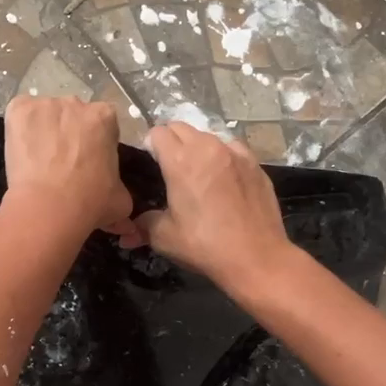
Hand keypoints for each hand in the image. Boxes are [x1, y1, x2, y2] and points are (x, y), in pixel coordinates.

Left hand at [1, 95, 134, 236]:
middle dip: (68, 133)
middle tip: (62, 161)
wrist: (49, 208)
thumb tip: (119, 206)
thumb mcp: (120, 199)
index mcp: (105, 117)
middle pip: (72, 115)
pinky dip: (18, 128)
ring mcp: (45, 104)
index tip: (87, 159)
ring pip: (44, 114)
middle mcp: (76, 103)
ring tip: (38, 160)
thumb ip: (120, 189)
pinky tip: (21, 151)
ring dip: (43, 130)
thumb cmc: (90, 203)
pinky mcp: (19, 110)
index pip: (102, 122)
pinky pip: (19, 113)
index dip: (94, 140)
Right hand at [135, 123, 295, 295]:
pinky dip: (222, 155)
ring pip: (207, 136)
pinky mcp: (255, 164)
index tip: (150, 163)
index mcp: (180, 161)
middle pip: (181, 127)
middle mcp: (207, 148)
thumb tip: (129, 231)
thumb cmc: (204, 245)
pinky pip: (232, 148)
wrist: (256, 257)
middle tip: (170, 167)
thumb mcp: (164, 237)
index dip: (150, 145)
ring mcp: (235, 153)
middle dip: (171, 141)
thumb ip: (143, 224)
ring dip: (197, 146)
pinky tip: (224, 178)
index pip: (157, 133)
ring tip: (198, 172)